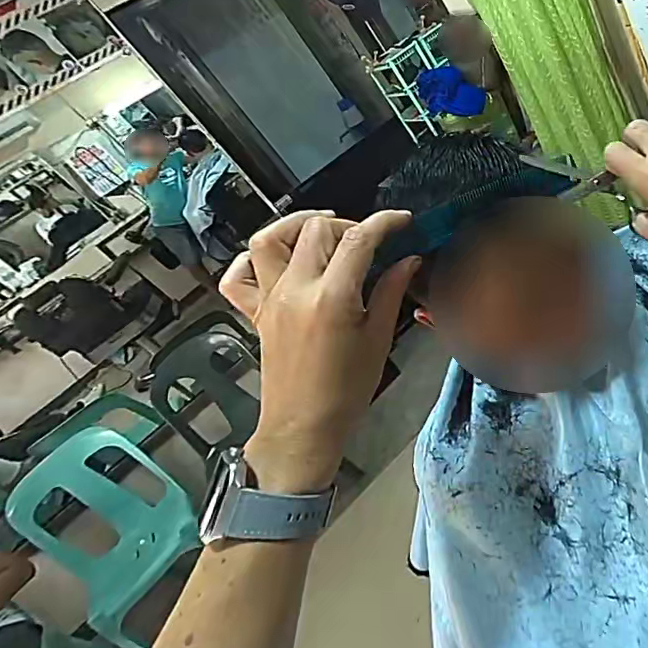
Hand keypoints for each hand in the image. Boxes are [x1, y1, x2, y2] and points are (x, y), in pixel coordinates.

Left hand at [219, 210, 419, 492]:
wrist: (303, 426)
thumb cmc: (347, 389)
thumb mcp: (378, 337)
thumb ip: (391, 290)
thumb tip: (408, 260)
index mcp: (331, 298)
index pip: (358, 239)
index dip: (384, 222)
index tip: (401, 220)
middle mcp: (294, 291)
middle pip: (315, 230)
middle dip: (348, 224)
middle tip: (369, 239)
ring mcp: (269, 299)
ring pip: (268, 239)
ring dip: (297, 225)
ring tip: (322, 230)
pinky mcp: (254, 312)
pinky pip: (239, 275)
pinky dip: (254, 258)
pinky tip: (280, 259)